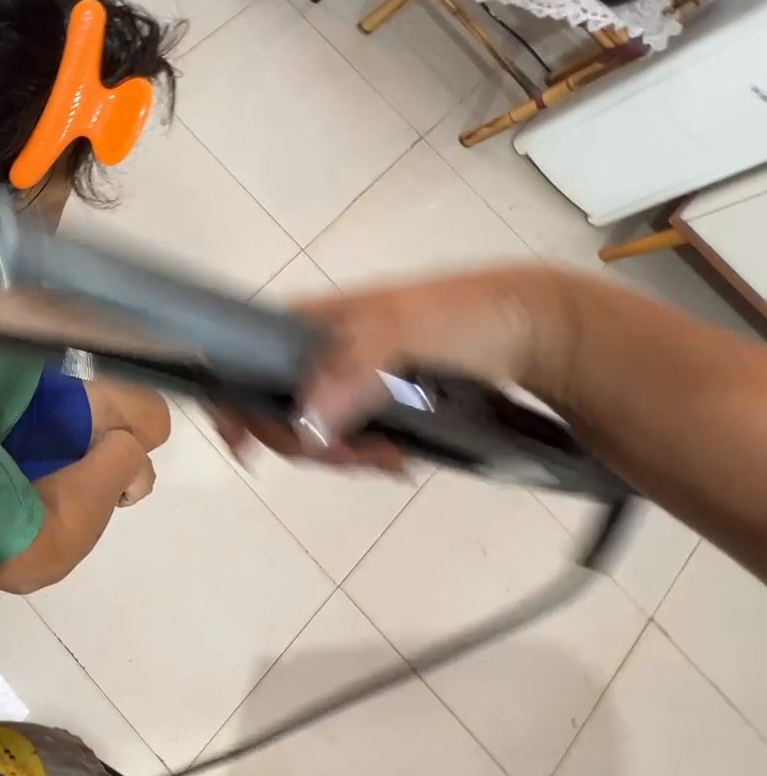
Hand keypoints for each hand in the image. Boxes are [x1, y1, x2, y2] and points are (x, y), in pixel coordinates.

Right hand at [214, 266, 569, 470]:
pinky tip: (391, 460)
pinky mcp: (368, 406)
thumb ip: (349, 369)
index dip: (230, 401)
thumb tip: (304, 427)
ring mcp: (338, 381)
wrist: (545, 331)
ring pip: (304, 430)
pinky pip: (340, 439)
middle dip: (301, 442)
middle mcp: (308, 353)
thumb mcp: (404, 328)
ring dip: (336, 455)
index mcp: (301, 323)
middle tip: (353, 458)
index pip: (236, 361)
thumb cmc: (466, 314)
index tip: (244, 445)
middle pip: (267, 407)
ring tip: (386, 461)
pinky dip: (358, 457)